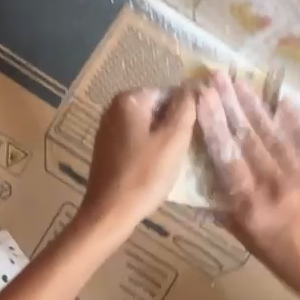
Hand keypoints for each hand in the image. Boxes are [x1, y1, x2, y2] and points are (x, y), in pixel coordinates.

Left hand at [79, 85, 197, 229]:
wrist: (110, 212)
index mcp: (128, 99)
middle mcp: (113, 109)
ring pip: (147, 128)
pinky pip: (135, 143)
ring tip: (168, 162)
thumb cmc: (144, 174)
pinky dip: (147, 152)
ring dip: (162, 142)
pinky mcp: (106, 150)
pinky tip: (152, 170)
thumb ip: (186, 107)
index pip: (169, 94)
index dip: (184, 114)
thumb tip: (193, 86)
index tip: (189, 136)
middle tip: (180, 151)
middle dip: (172, 127)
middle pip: (157, 110)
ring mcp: (107, 130)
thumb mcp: (174, 138)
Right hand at [196, 72, 299, 299]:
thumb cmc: (294, 269)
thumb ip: (231, 215)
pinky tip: (281, 100)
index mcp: (252, 210)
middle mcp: (276, 188)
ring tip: (240, 81)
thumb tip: (209, 190)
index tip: (201, 99)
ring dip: (255, 106)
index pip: (227, 159)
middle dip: (230, 105)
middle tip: (217, 77)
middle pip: (248, 140)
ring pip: (275, 136)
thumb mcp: (254, 247)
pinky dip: (294, 120)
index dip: (213, 125)